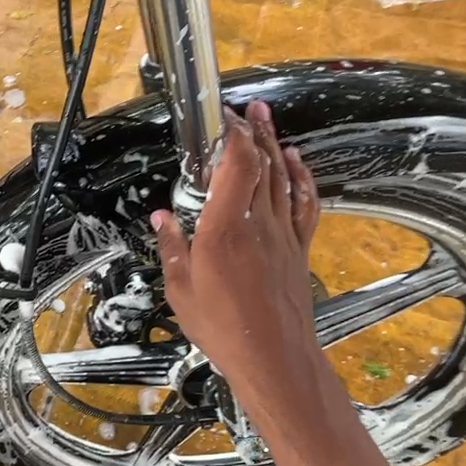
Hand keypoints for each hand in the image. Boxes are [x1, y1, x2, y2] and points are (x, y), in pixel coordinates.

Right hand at [151, 101, 325, 429]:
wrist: (273, 355)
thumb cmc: (222, 327)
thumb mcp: (180, 289)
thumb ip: (172, 248)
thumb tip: (161, 218)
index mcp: (223, 230)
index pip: (236, 166)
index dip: (232, 136)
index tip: (221, 120)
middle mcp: (257, 224)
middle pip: (262, 164)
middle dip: (254, 132)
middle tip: (247, 109)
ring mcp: (282, 235)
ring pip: (282, 178)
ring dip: (275, 145)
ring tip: (267, 120)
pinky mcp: (297, 248)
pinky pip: (303, 204)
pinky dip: (301, 178)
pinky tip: (296, 163)